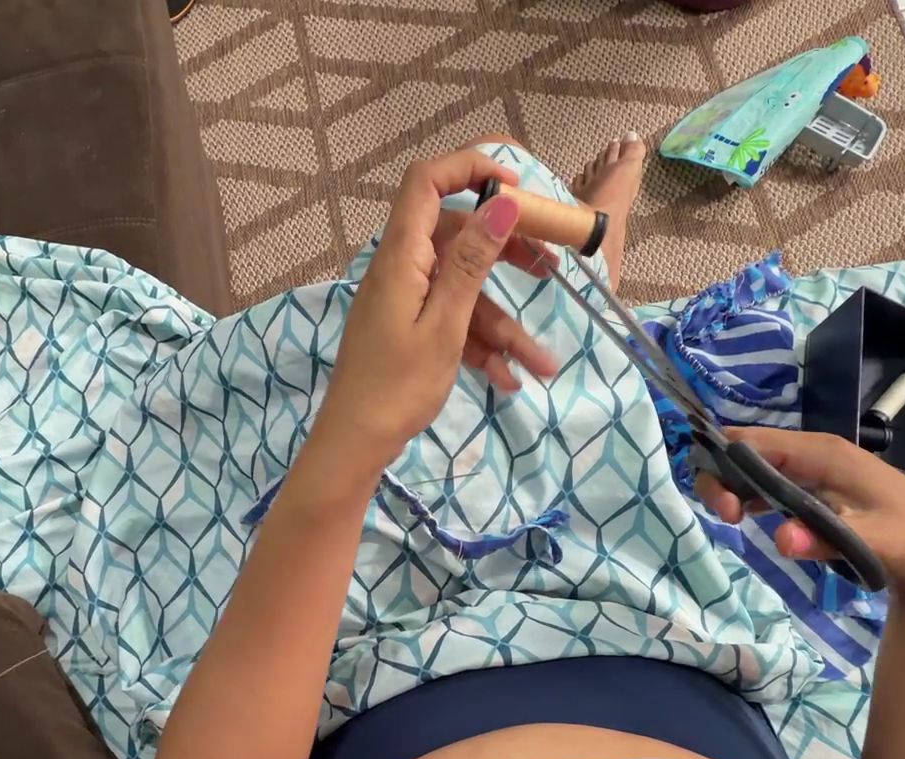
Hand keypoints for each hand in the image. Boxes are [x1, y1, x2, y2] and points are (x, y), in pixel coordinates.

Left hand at [308, 150, 559, 477]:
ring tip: (544, 363)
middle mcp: (401, 270)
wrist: (354, 444)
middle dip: (507, 255)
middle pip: (458, 238)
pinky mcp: (407, 331)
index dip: (469, 168)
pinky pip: (450, 324)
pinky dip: (479, 347)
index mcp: (402, 257)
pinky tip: (508, 379)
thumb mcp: (444, 324)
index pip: (427, 182)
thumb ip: (470, 262)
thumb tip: (500, 201)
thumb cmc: (397, 386)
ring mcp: (404, 302)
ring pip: (463, 294)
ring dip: (502, 327)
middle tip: (550, 270)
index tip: (514, 187)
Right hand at [694, 427, 904, 600]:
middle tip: (728, 517)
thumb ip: (824, 541)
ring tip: (734, 520)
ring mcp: (812, 468)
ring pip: (750, 464)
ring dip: (730, 487)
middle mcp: (812, 452)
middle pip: (743, 449)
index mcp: (822, 453)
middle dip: (721, 478)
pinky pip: (765, 478)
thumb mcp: (873, 543)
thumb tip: (780, 540)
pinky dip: (745, 494)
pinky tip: (747, 517)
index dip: (723, 467)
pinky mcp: (812, 485)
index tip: (726, 508)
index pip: (750, 441)